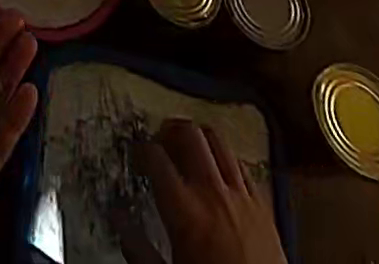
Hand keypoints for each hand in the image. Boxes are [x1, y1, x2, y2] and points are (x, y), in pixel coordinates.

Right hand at [142, 119, 287, 263]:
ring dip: (198, 136)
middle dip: (170, 129)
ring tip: (185, 142)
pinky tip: (216, 166)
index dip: (142, 149)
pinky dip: (223, 156)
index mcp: (186, 212)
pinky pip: (239, 163)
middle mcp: (213, 193)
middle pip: (190, 136)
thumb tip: (118, 219)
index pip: (157, 160)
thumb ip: (138, 248)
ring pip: (217, 141)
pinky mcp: (260, 201)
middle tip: (159, 138)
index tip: (135, 151)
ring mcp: (240, 194)